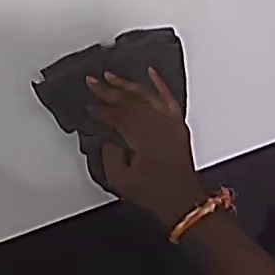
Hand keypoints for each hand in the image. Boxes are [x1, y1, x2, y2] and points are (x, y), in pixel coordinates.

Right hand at [88, 69, 209, 226]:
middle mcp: (157, 127)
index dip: (101, 109)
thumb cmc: (155, 193)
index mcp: (142, 139)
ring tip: (111, 75)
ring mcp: (169, 123)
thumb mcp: (122, 180)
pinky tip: (151, 72)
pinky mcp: (177, 124)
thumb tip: (109, 139)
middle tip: (92, 81)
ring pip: (145, 96)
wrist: (184, 202)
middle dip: (108, 91)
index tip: (90, 105)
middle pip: (129, 102)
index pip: (117, 116)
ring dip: (127, 84)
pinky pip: (168, 98)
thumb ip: (111, 155)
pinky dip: (159, 84)